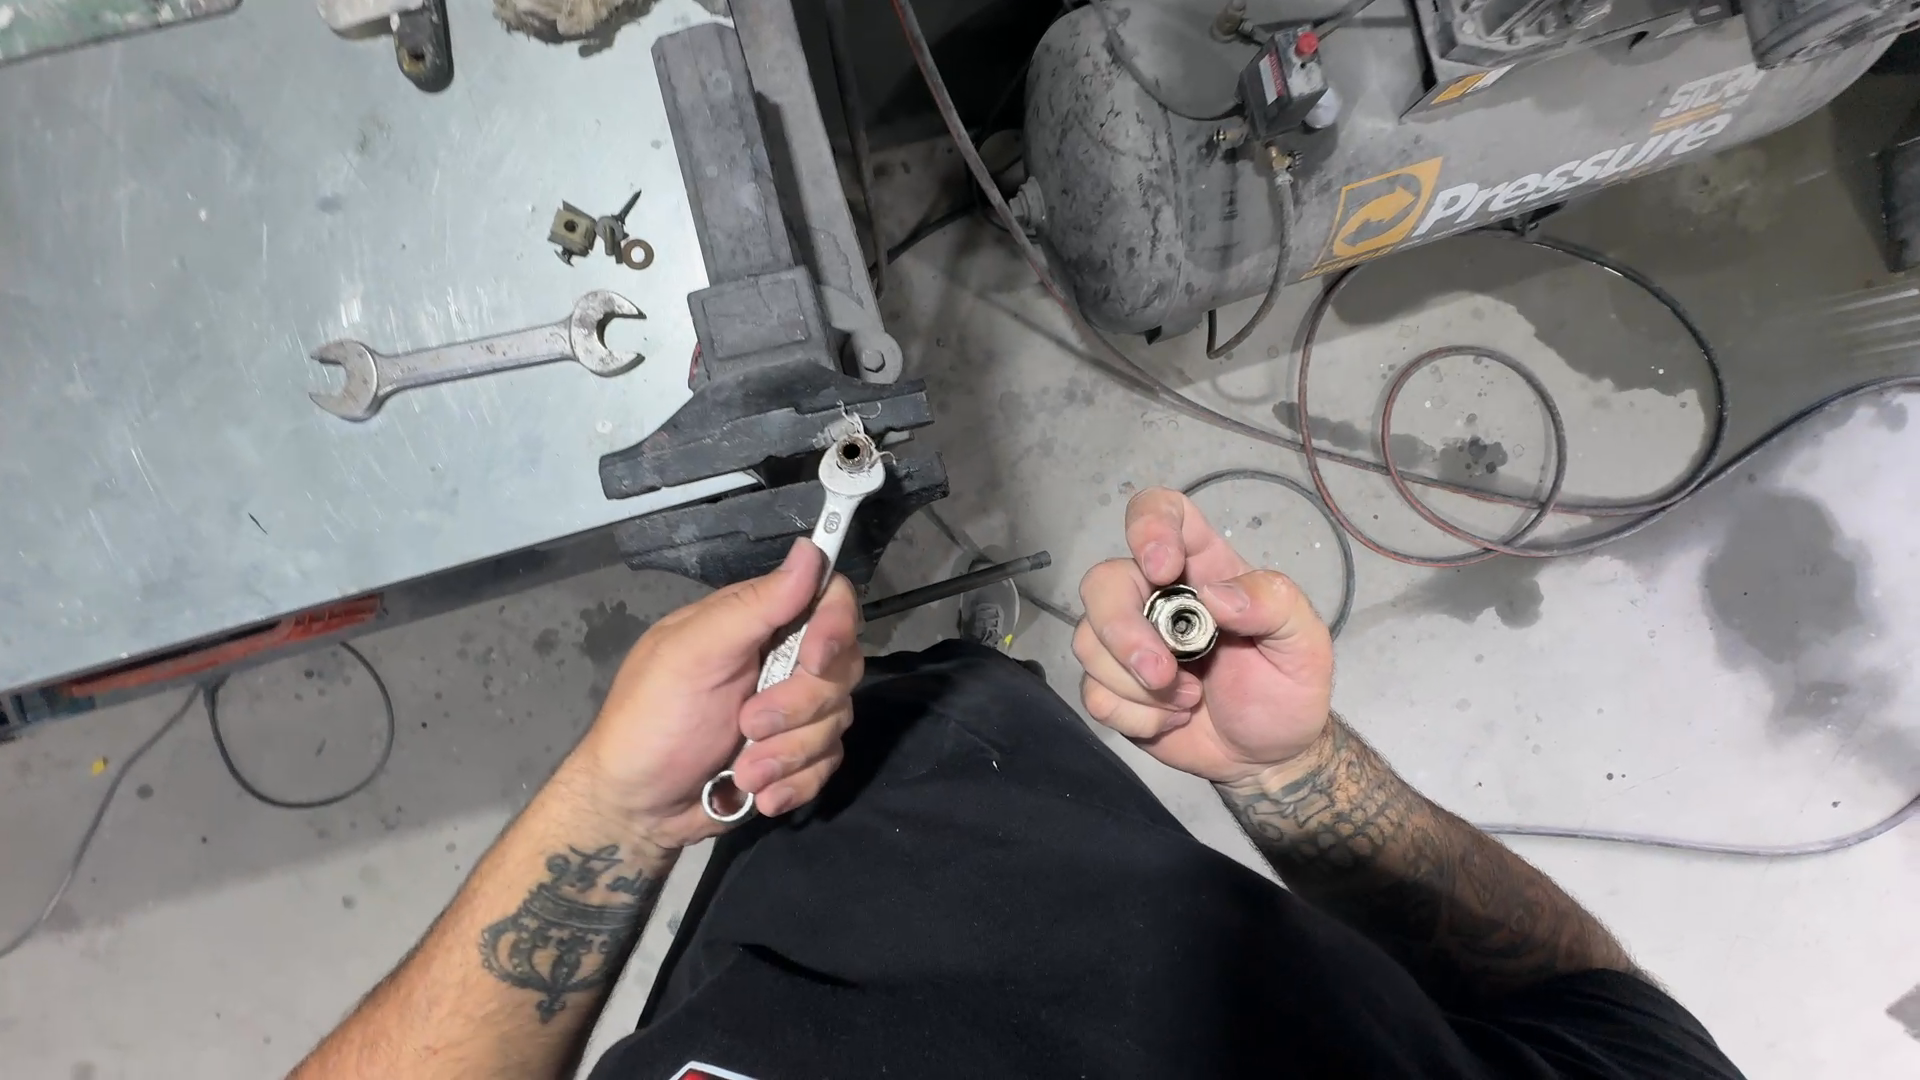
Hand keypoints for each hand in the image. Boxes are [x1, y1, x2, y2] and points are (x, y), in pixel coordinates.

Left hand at [570, 540, 862, 849]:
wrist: (636, 809)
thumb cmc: (651, 721)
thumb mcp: (691, 655)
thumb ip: (753, 605)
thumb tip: (810, 549)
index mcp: (758, 621)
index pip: (830, 598)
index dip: (836, 626)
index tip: (814, 661)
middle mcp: (784, 657)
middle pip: (842, 664)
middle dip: (799, 707)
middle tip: (747, 725)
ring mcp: (796, 708)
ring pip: (838, 718)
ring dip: (788, 754)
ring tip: (742, 772)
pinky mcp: (799, 752)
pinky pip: (829, 761)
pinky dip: (795, 783)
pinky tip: (760, 794)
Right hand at [1073, 488, 1332, 784]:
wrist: (1267, 756)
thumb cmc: (1286, 689)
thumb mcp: (1305, 643)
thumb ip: (1274, 603)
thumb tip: (1214, 595)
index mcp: (1198, 566)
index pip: (1158, 511)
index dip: (1148, 526)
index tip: (1160, 568)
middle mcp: (1152, 595)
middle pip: (1101, 582)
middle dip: (1121, 630)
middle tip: (1160, 672)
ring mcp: (1125, 640)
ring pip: (1088, 642)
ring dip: (1137, 685)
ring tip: (1189, 700)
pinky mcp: (1111, 686)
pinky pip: (1094, 694)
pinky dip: (1135, 717)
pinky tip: (1170, 718)